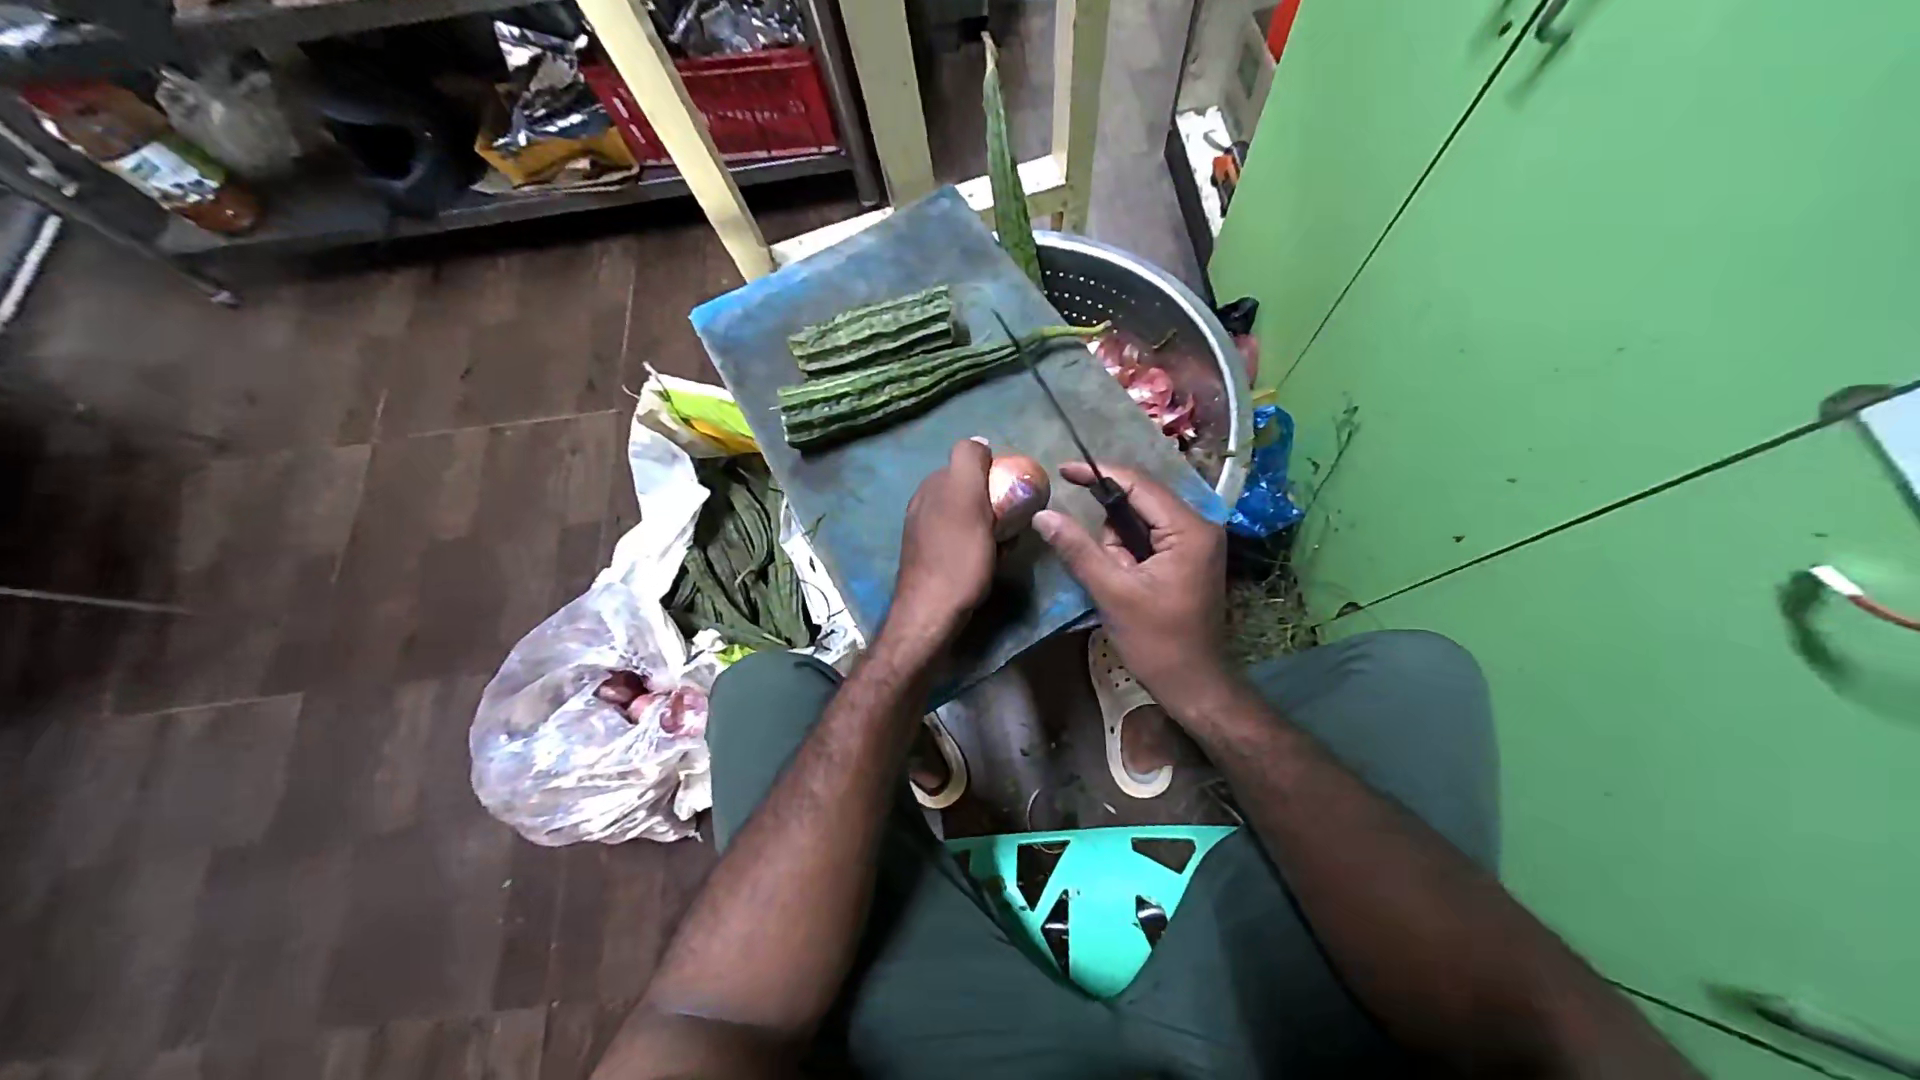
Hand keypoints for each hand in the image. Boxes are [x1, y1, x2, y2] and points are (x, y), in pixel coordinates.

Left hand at [885, 438, 996, 657]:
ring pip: (970, 516)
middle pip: (971, 491)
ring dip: (991, 524)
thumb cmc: (957, 556)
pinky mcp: (933, 557)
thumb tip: (980, 441)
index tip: (1012, 495)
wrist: (933, 612)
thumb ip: (969, 462)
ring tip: (1005, 542)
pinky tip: (990, 559)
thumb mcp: (966, 499)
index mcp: (932, 486)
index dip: (994, 475)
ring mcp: (927, 532)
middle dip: (994, 500)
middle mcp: (925, 504)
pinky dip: (981, 543)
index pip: (970, 464)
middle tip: (1013, 521)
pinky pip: (964, 539)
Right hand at [1033, 462, 1232, 709]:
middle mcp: (1200, 526)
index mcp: (1189, 530)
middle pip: (1141, 501)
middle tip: (1104, 563)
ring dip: (1119, 545)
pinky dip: (1129, 552)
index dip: (1099, 475)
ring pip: (1142, 521)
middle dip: (1111, 527)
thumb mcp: (1113, 593)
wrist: (1194, 684)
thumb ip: (1078, 549)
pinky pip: (1150, 537)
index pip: (1139, 485)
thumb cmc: (1157, 641)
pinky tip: (1126, 579)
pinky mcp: (1190, 557)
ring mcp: (1198, 542)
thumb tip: (1043, 515)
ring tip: (1120, 582)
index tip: (1063, 471)